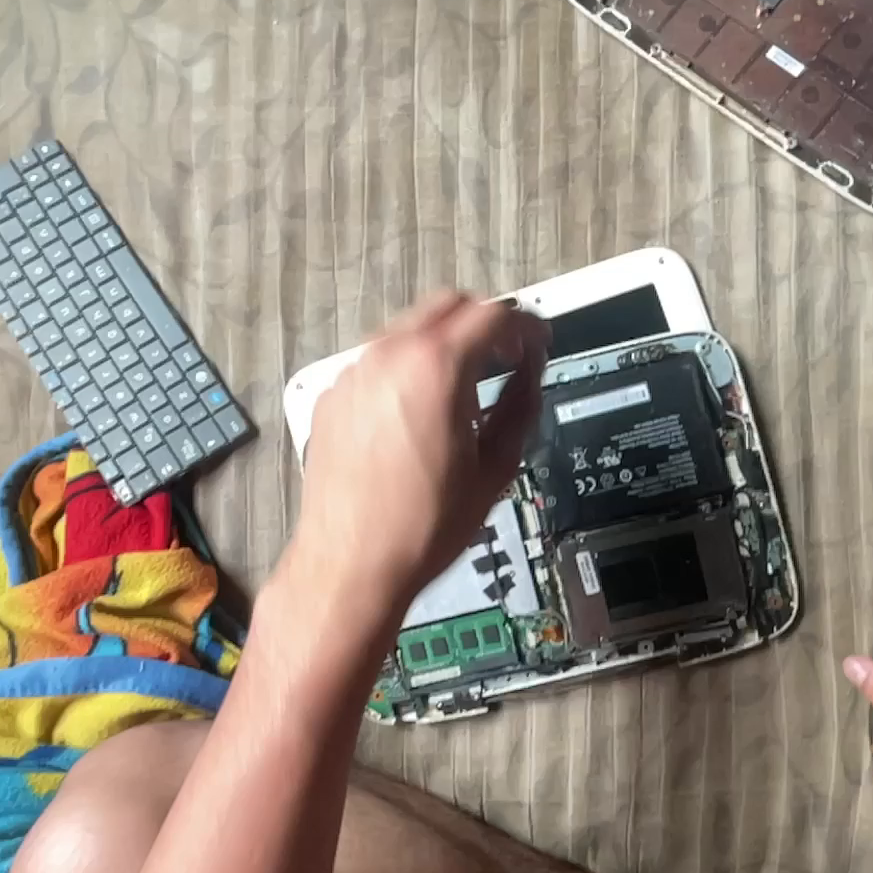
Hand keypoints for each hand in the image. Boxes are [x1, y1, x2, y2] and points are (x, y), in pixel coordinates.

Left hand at [288, 291, 547, 610]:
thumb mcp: (494, 469)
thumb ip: (521, 407)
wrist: (351, 566)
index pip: (493, 316)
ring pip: (409, 330)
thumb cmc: (417, 531)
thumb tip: (531, 378)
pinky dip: (407, 368)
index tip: (537, 342)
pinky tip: (421, 410)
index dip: (526, 326)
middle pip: (448, 306)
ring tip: (466, 388)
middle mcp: (388, 359)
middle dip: (485, 324)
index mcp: (435, 369)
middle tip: (508, 355)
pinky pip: (378, 362)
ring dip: (445, 343)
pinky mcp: (335, 398)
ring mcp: (354, 375)